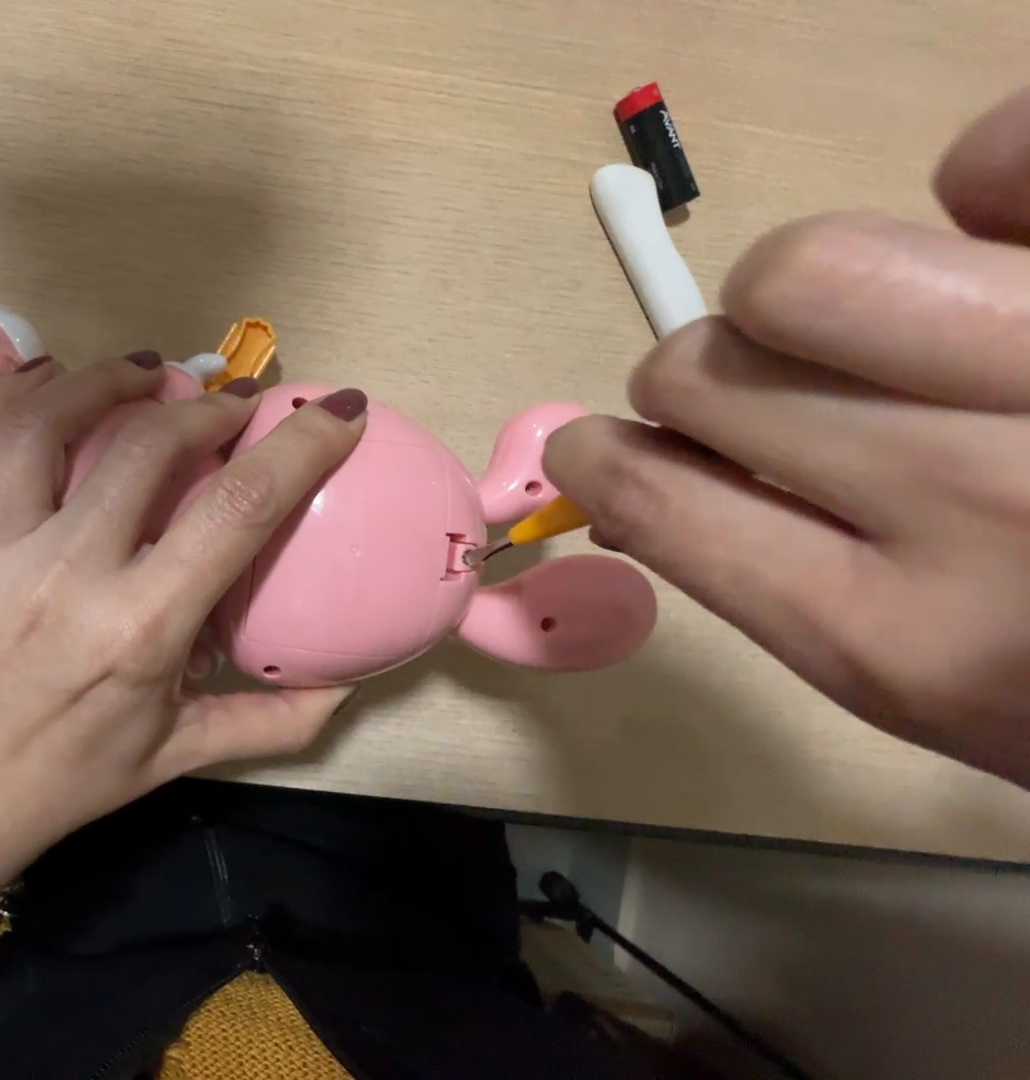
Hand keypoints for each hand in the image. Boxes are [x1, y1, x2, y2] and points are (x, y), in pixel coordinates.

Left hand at [0, 356, 366, 898]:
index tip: (335, 411)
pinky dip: (12, 393)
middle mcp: (60, 578)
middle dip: (203, 407)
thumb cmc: (68, 779)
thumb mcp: (178, 754)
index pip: (236, 510)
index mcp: (135, 632)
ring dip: (105, 379)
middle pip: (145, 447)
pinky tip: (49, 379)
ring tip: (144, 374)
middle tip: (224, 402)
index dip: (299, 446)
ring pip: (45, 422)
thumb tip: (348, 684)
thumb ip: (272, 719)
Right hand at [544, 87, 1029, 786]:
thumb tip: (641, 474)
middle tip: (780, 389)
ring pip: (802, 271)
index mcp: (899, 639)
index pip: (645, 496)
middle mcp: (988, 511)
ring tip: (905, 313)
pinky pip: (1003, 150)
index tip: (595, 441)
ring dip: (814, 291)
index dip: (591, 455)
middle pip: (694, 369)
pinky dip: (991, 176)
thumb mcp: (949, 676)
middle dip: (707, 375)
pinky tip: (1020, 238)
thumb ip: (781, 578)